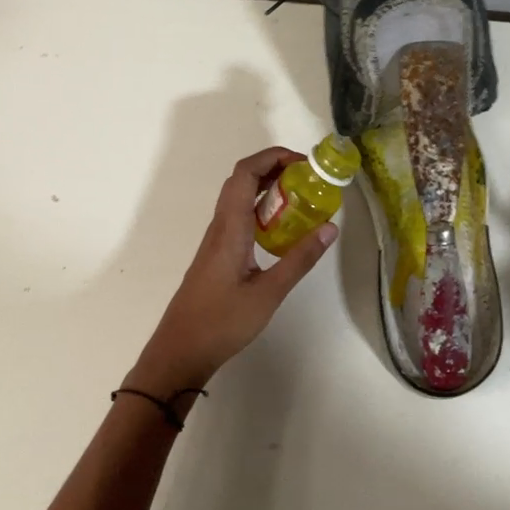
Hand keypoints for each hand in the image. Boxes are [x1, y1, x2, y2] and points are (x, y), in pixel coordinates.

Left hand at [127, 147, 337, 394]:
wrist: (179, 352)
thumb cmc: (222, 322)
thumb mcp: (269, 293)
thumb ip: (300, 259)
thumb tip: (330, 227)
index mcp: (230, 227)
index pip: (246, 173)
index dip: (272, 157)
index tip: (303, 163)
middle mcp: (221, 226)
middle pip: (242, 179)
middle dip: (274, 167)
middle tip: (307, 177)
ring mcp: (217, 240)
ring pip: (239, 198)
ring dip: (268, 188)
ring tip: (301, 197)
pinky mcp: (218, 254)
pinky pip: (239, 216)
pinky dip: (262, 209)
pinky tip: (281, 229)